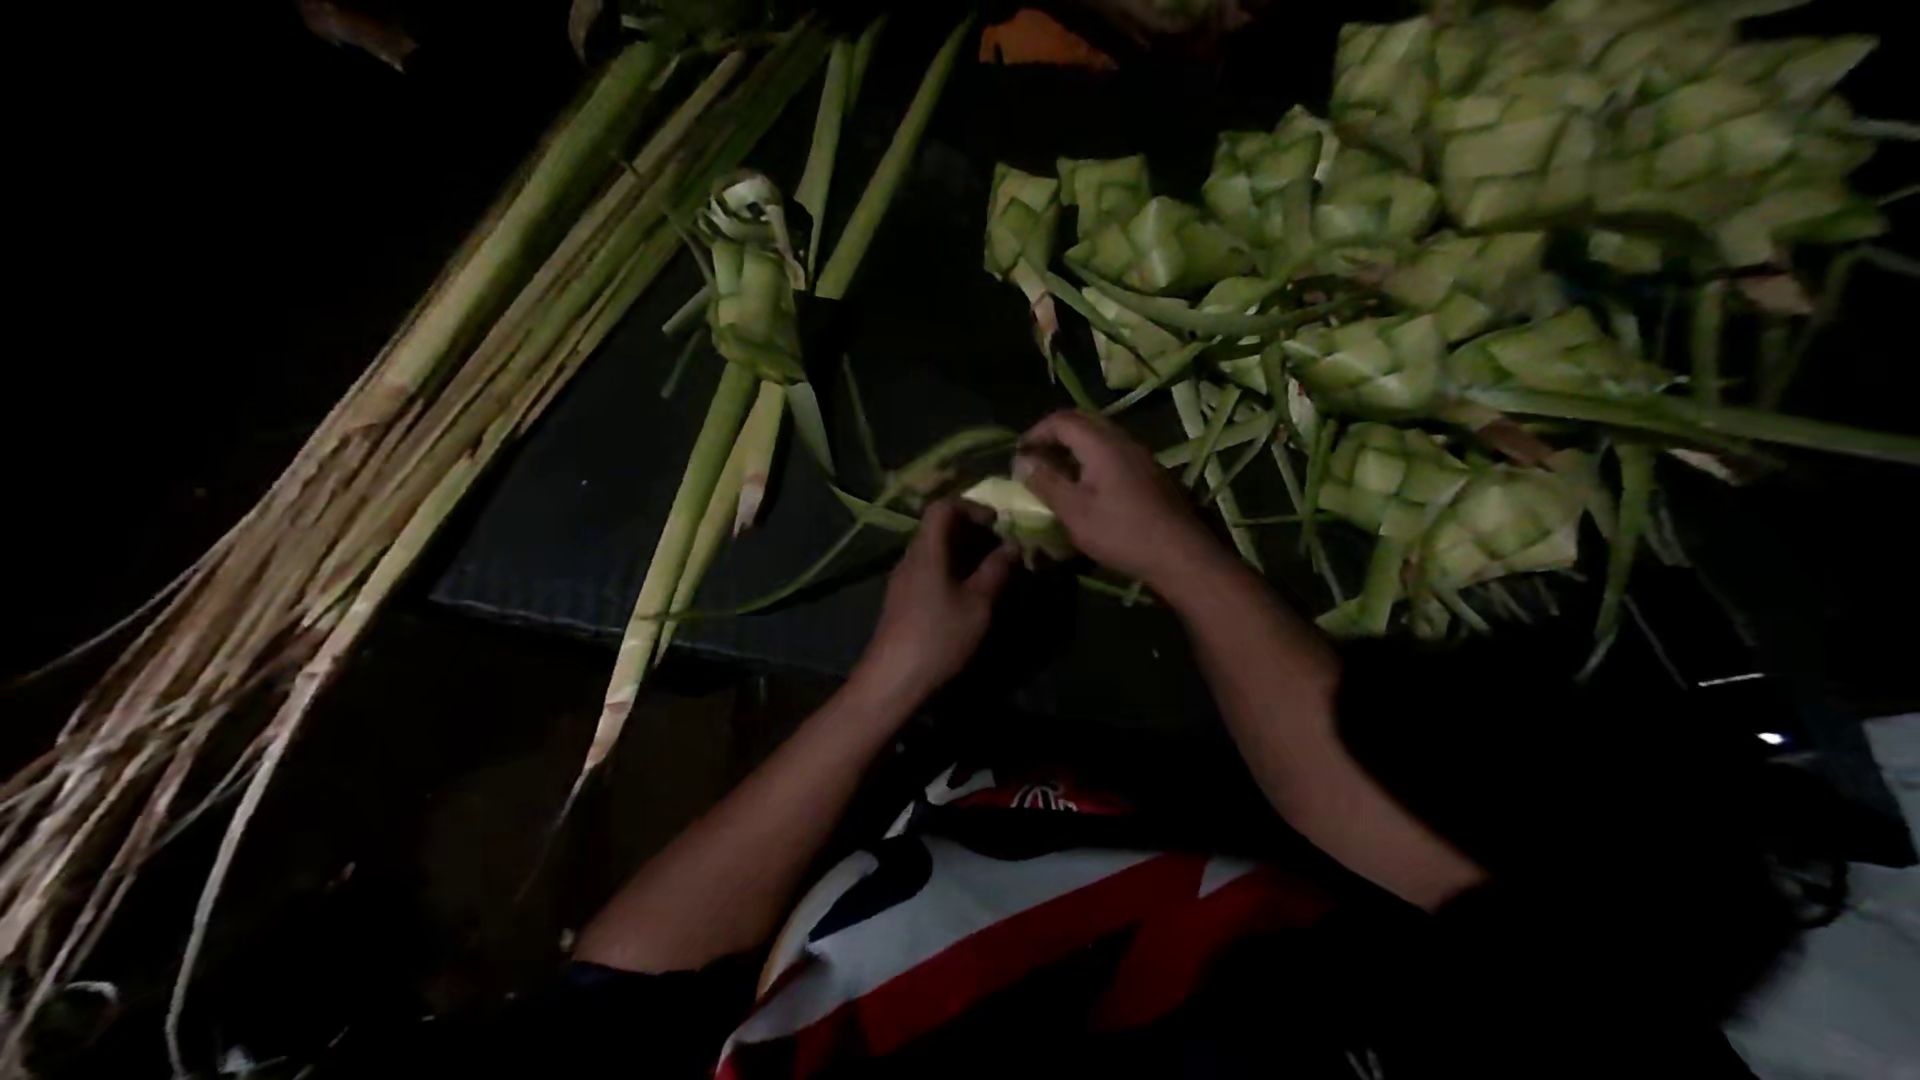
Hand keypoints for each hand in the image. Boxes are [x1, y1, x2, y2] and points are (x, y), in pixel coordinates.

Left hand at [853, 500, 1018, 704]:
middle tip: (999, 546)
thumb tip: (1013, 546)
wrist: (893, 678)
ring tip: (989, 570)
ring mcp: (903, 580)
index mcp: (926, 550)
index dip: (971, 506)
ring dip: (962, 552)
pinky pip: (928, 570)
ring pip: (933, 550)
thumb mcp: (977, 604)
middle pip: (937, 528)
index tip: (996, 522)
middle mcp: (910, 558)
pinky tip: (968, 593)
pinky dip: (951, 570)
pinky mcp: (902, 600)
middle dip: (971, 530)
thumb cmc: (938, 636)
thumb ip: (996, 571)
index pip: (942, 507)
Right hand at [1016, 410, 1219, 587]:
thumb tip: (1021, 461)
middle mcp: (1123, 440)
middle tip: (1035, 460)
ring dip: (1073, 449)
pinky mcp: (1149, 473)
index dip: (1035, 433)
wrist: (1180, 554)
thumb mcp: (1074, 511)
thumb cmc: (1121, 532)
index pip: (1061, 420)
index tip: (1019, 455)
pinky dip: (1091, 460)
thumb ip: (1046, 482)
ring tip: (1055, 475)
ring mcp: (1140, 455)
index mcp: (1102, 444)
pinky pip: (1113, 453)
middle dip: (1053, 437)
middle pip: (1082, 422)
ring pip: (1099, 437)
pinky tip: (1085, 487)